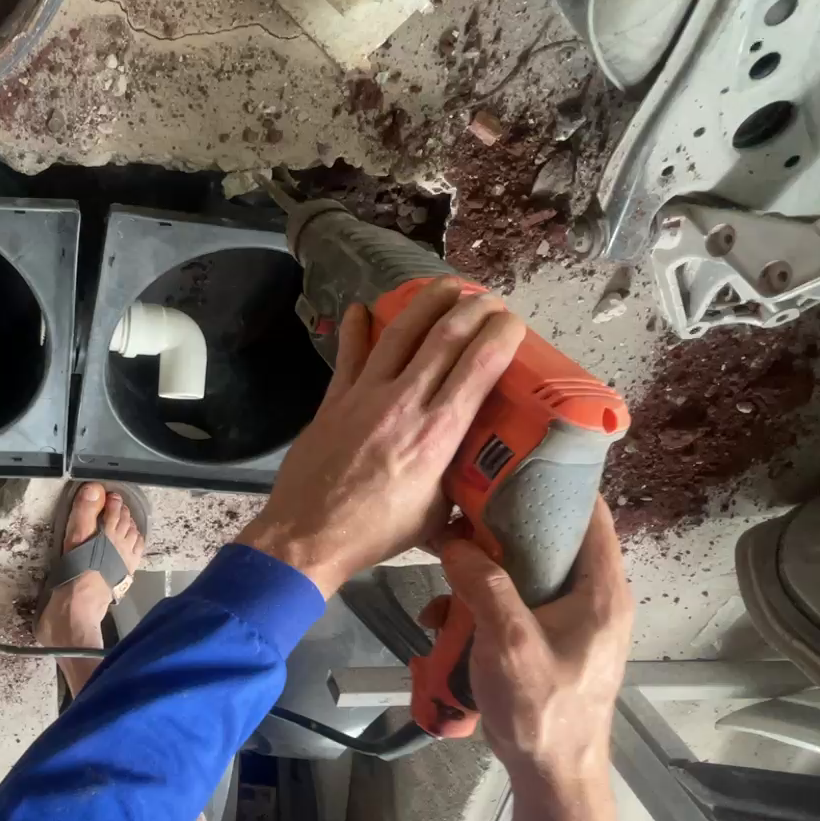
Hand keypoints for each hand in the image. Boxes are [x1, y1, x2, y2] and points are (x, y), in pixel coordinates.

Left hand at [235, 280, 524, 596]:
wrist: (307, 534)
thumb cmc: (375, 532)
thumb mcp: (435, 513)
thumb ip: (455, 482)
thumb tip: (474, 475)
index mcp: (439, 432)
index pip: (479, 365)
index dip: (501, 333)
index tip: (512, 322)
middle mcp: (404, 403)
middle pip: (444, 337)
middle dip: (471, 308)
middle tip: (486, 298)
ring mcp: (363, 396)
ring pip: (398, 334)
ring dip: (424, 303)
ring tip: (444, 286)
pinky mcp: (331, 401)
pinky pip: (347, 356)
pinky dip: (354, 329)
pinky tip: (359, 309)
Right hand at [431, 498, 631, 820]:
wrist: (552, 774)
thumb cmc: (541, 708)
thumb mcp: (507, 643)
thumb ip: (484, 586)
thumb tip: (453, 541)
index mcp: (599, 590)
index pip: (588, 513)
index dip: (554, 480)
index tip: (507, 460)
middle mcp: (590, 597)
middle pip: (548, 537)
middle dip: (500, 523)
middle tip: (456, 509)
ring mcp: (567, 619)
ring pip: (523, 570)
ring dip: (480, 569)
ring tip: (440, 575)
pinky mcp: (544, 639)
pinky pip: (510, 602)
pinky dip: (476, 602)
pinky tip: (440, 617)